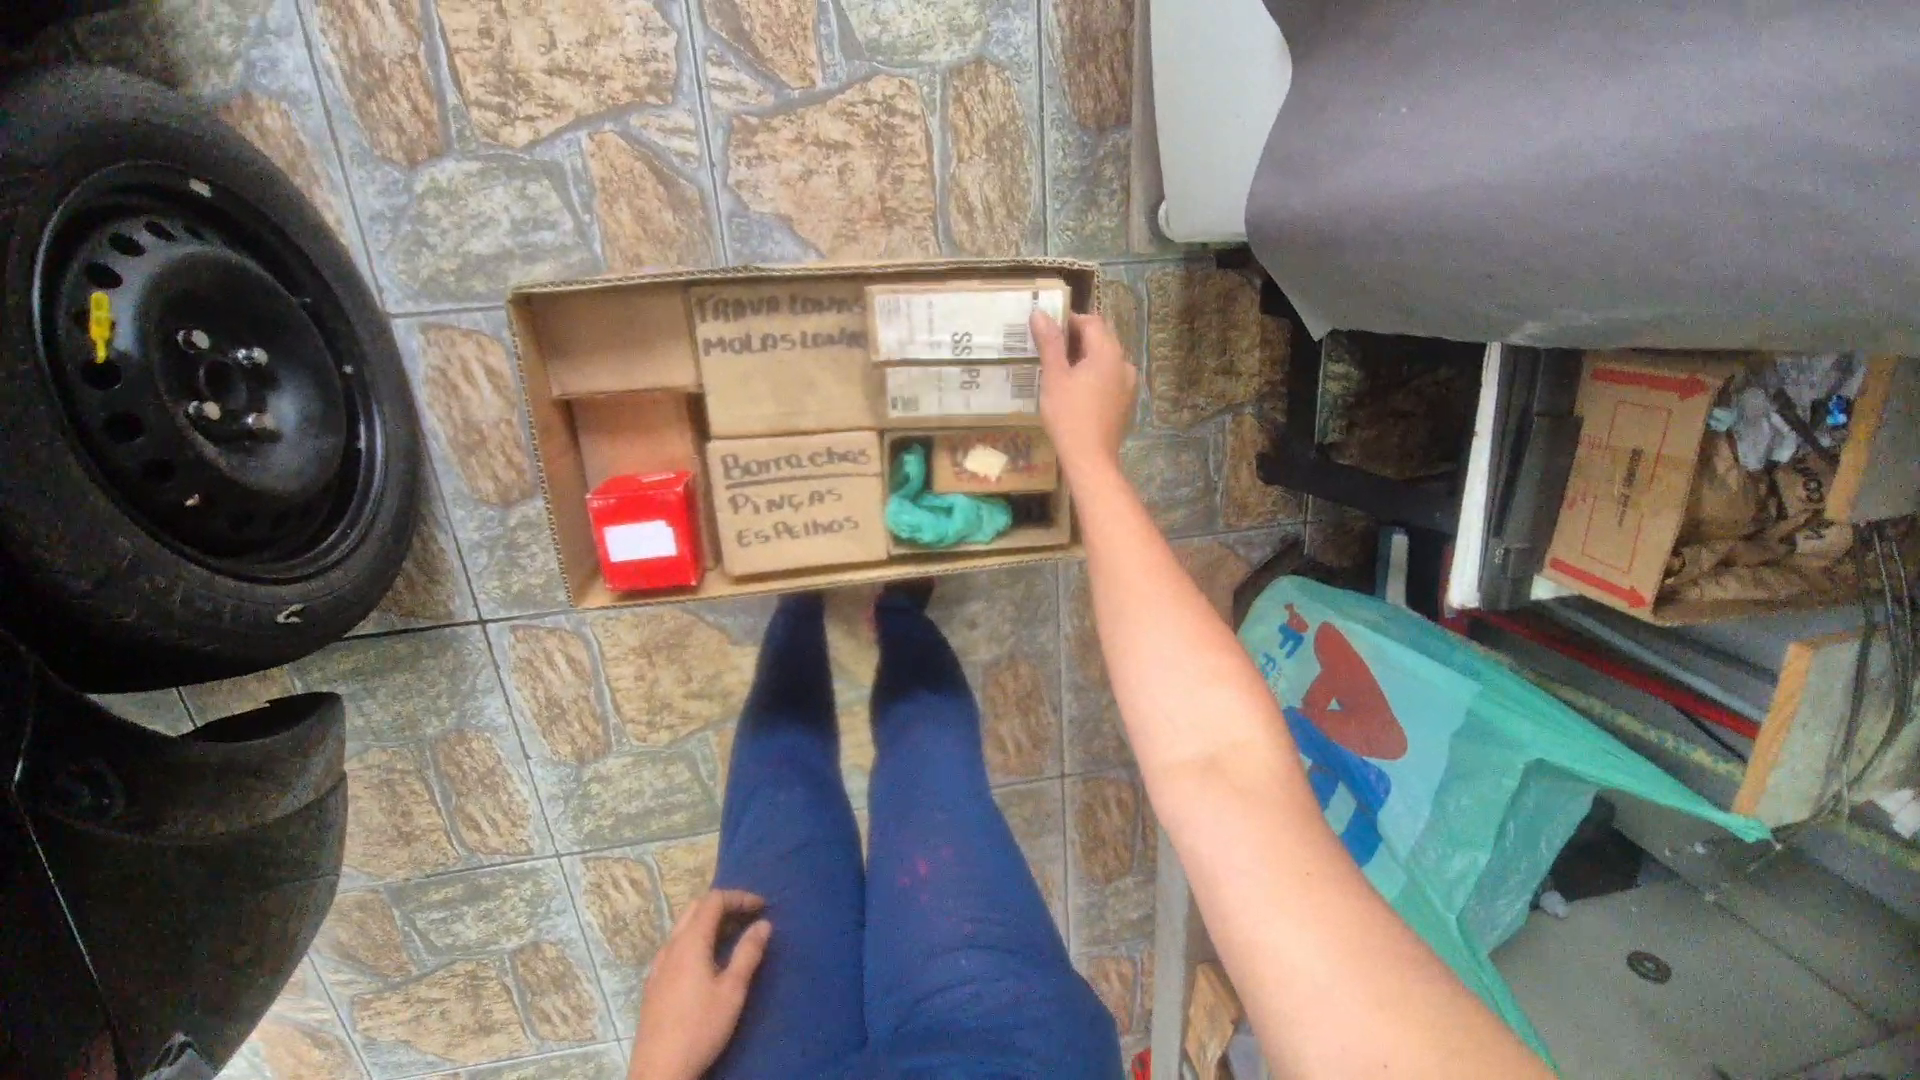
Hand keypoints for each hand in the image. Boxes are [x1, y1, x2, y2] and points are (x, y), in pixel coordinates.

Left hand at [628, 890, 771, 1079]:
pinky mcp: (654, 982)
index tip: (762, 907)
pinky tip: (707, 960)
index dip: (739, 897)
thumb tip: (763, 924)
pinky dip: (696, 938)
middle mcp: (671, 946)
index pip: (714, 901)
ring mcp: (658, 965)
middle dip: (724, 905)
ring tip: (733, 935)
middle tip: (748, 915)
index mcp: (690, 942)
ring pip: (684, 926)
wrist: (659, 1071)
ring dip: (709, 921)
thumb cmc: (700, 1027)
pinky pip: (676, 945)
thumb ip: (748, 953)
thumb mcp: (732, 991)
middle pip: (696, 908)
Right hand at [1032, 310, 1135, 476]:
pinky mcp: (1127, 402)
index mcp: (1108, 352)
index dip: (1070, 321)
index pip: (1092, 322)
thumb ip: (1050, 343)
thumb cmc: (1068, 415)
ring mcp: (1129, 384)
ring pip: (1107, 360)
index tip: (1048, 330)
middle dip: (1078, 339)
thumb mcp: (1054, 377)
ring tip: (1062, 371)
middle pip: (1102, 339)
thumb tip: (1040, 313)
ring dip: (1087, 358)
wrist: (1090, 458)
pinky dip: (1095, 376)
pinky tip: (1078, 391)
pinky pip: (1111, 378)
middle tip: (1052, 349)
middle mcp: (1124, 363)